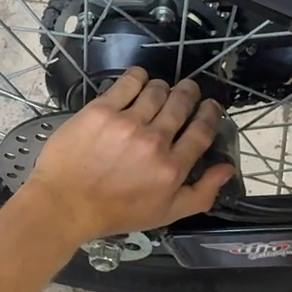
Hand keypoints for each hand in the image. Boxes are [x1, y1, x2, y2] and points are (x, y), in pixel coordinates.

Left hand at [18, 67, 234, 241]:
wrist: (64, 204)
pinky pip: (129, 82)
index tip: (209, 106)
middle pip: (182, 103)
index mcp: (172, 168)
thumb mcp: (165, 214)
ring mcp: (127, 123)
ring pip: (157, 90)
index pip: (202, 130)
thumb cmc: (116, 213)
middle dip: (188, 93)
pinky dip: (138, 77)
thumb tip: (227, 168)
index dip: (210, 113)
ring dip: (162, 88)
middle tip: (186, 92)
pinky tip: (138, 80)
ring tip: (158, 92)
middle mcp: (154, 142)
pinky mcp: (101, 110)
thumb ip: (201, 193)